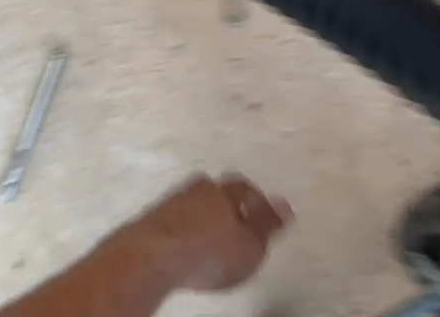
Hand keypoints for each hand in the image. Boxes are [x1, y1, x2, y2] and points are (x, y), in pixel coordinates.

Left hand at [124, 174, 292, 291]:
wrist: (156, 253)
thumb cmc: (210, 250)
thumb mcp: (251, 244)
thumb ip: (268, 223)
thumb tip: (284, 203)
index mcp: (221, 192)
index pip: (243, 186)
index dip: (256, 200)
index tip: (265, 217)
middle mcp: (195, 188)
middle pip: (216, 190)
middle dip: (229, 206)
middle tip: (240, 229)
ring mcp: (172, 200)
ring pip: (196, 202)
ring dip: (207, 216)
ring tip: (217, 241)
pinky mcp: (156, 215)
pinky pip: (179, 216)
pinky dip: (189, 226)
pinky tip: (194, 244)